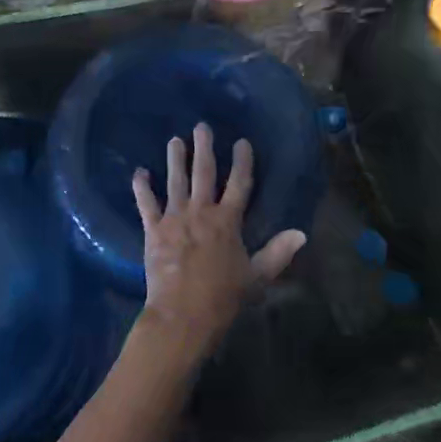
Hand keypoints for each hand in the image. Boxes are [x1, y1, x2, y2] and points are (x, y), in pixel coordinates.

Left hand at [132, 123, 306, 360]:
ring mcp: (175, 219)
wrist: (184, 315)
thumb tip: (301, 233)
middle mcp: (202, 212)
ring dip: (176, 159)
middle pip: (204, 173)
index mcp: (228, 221)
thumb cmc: (224, 298)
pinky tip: (139, 172)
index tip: (242, 142)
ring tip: (175, 140)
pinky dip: (141, 188)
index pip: (239, 184)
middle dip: (204, 148)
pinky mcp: (153, 231)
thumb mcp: (258, 277)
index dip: (242, 161)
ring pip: (175, 181)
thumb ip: (278, 252)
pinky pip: (146, 204)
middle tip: (201, 126)